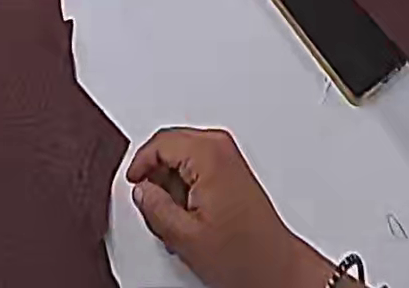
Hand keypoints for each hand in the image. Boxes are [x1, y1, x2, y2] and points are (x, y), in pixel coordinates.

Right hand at [126, 128, 338, 287]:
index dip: (141, 163)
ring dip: (172, 183)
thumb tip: (141, 190)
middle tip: (153, 207)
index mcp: (208, 153)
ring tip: (175, 219)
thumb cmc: (243, 254)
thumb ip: (156, 208)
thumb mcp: (186, 236)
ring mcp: (227, 155)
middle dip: (157, 175)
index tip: (133, 183)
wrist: (274, 266)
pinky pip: (196, 164)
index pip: (161, 142)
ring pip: (182, 156)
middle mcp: (219, 145)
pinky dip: (186, 185)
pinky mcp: (231, 166)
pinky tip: (189, 215)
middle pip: (171, 146)